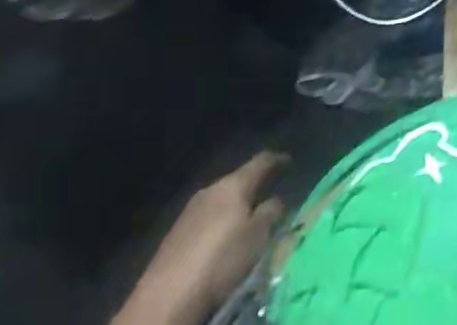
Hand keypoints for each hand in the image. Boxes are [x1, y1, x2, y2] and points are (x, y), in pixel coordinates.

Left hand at [114, 151, 288, 324]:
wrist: (166, 297)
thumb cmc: (220, 261)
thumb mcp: (257, 239)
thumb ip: (271, 214)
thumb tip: (277, 200)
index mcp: (233, 185)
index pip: (260, 162)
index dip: (277, 160)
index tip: (290, 163)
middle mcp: (211, 189)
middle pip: (239, 180)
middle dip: (256, 187)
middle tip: (272, 198)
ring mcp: (191, 210)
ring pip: (222, 199)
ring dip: (237, 206)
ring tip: (250, 222)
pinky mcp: (178, 232)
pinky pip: (208, 217)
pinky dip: (222, 222)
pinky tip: (224, 240)